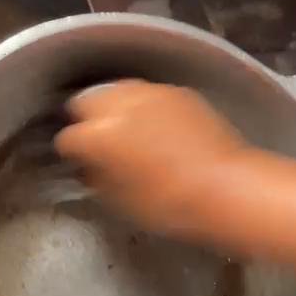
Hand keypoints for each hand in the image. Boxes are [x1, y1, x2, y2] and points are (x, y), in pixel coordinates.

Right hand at [56, 81, 258, 244]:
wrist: (228, 189)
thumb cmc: (170, 205)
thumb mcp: (121, 202)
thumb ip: (95, 178)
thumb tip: (88, 167)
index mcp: (99, 135)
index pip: (68, 137)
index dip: (69, 151)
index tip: (76, 161)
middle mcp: (118, 105)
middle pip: (85, 101)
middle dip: (85, 119)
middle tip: (96, 139)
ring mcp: (149, 93)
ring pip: (116, 91)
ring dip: (112, 107)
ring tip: (123, 127)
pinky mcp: (175, 91)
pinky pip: (147, 94)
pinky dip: (142, 106)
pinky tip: (153, 123)